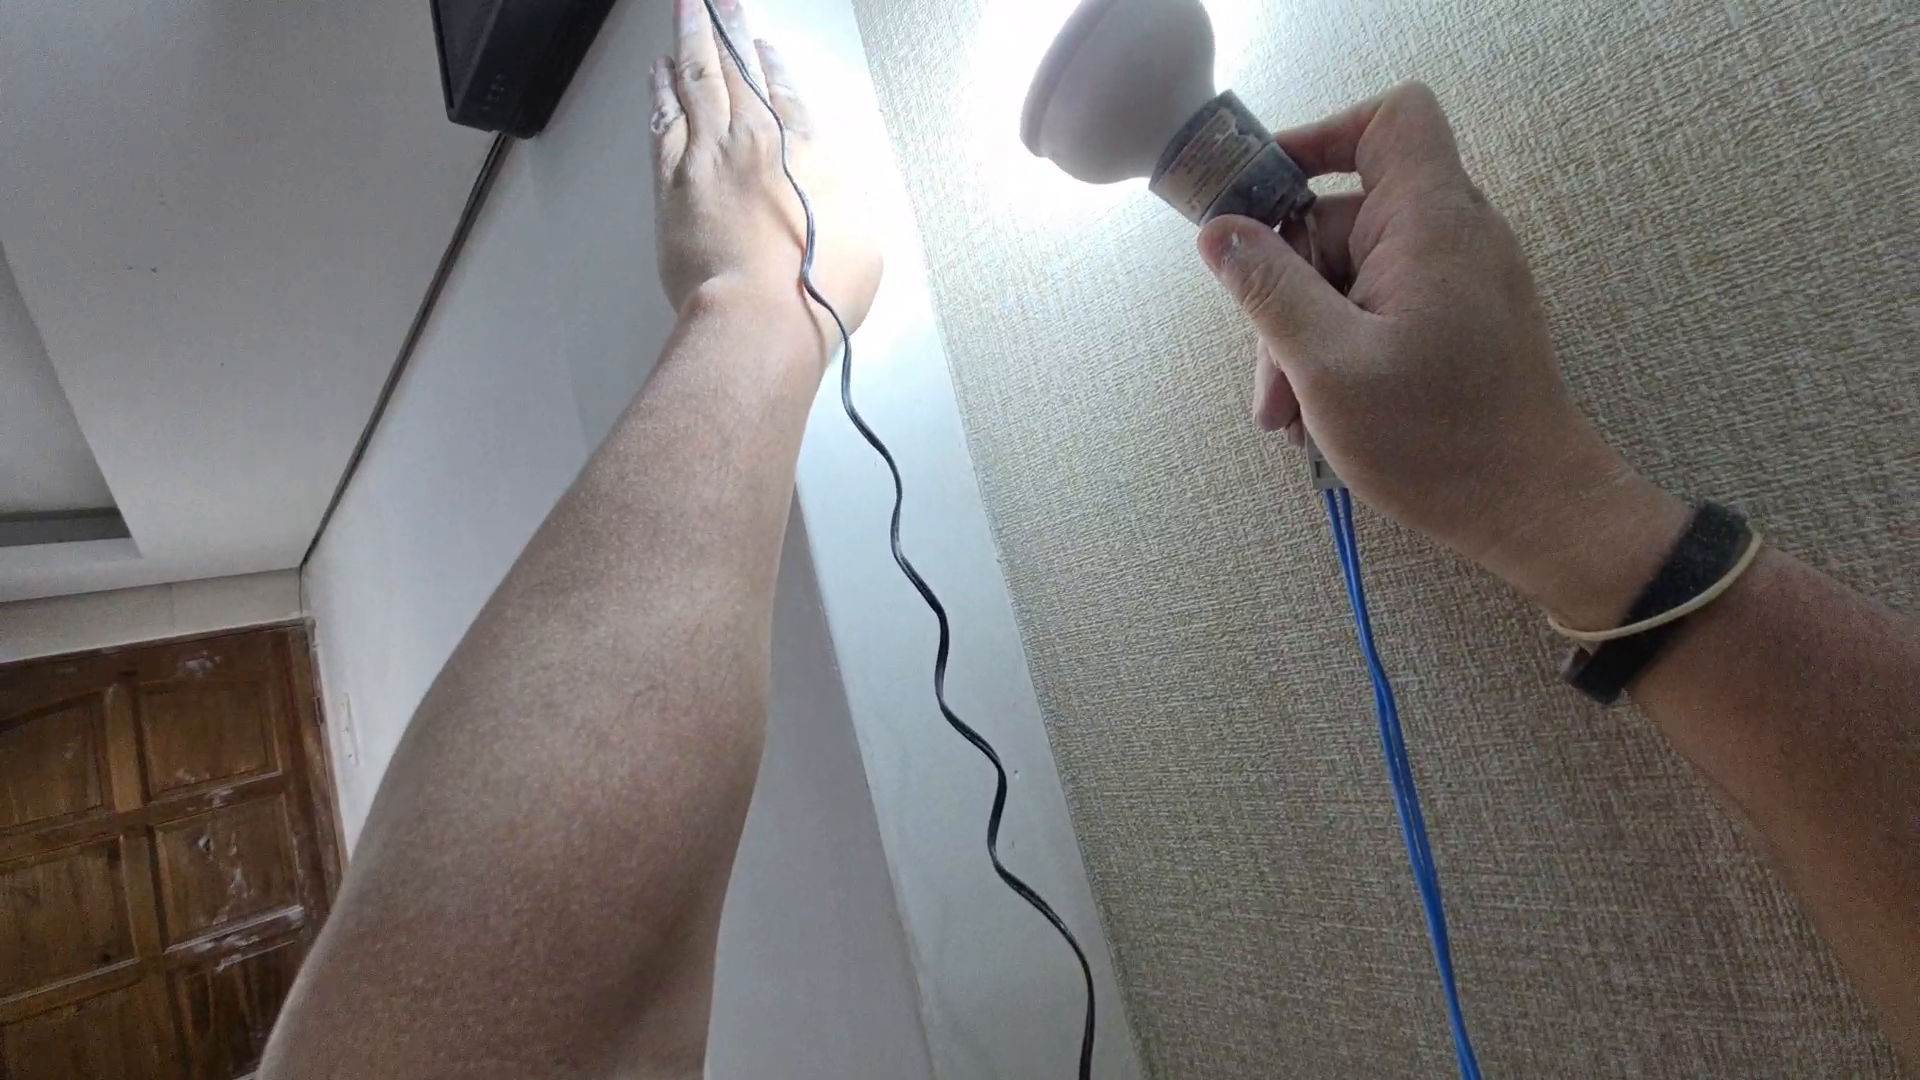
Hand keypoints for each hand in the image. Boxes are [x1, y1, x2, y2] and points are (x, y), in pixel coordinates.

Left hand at [651, 0, 881, 356]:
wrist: (760, 319)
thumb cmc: (817, 293)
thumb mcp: (864, 250)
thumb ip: (846, 210)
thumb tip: (837, 200)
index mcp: (806, 155)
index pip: (787, 95)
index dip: (773, 66)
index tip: (764, 47)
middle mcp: (755, 142)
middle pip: (737, 70)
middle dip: (725, 28)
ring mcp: (708, 159)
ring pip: (694, 82)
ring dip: (689, 43)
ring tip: (684, 14)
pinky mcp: (672, 185)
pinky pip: (663, 120)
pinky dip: (661, 90)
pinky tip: (658, 73)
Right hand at [1198, 82, 1681, 624]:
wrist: (1522, 506)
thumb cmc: (1433, 438)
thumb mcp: (1326, 364)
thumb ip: (1268, 290)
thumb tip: (1217, 233)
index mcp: (1429, 226)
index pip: (1387, 123)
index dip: (1319, 140)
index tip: (1258, 195)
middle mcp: (1446, 239)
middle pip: (1339, 221)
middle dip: (1285, 291)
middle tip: (1268, 374)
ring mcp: (1446, 284)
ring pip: (1343, 279)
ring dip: (1298, 338)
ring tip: (1286, 412)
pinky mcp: (1444, 323)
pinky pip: (1367, 312)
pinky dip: (1329, 351)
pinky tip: (1313, 411)